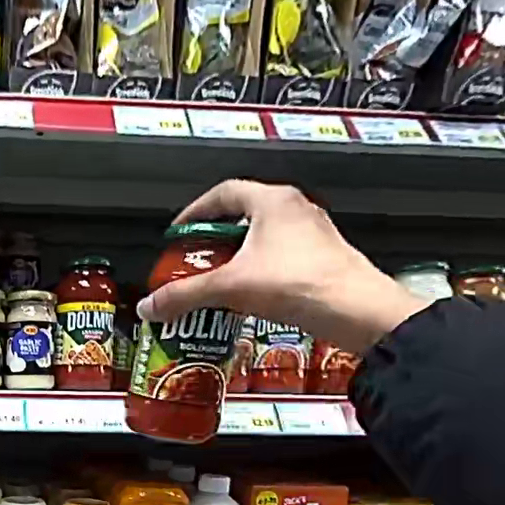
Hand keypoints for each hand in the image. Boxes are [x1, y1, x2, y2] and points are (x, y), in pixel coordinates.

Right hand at [136, 180, 428, 353]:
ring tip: (214, 280)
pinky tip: (244, 295)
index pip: (224, 193)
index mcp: (272, 201)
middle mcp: (294, 210)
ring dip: (235, 257)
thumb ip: (185, 295)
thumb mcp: (230, 287)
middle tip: (192, 260)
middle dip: (213, 238)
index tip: (178, 231)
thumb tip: (148, 307)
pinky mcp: (320, 259)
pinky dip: (255, 271)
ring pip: (262, 238)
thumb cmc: (298, 282)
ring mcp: (311, 235)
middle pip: (243, 215)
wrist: (356, 311)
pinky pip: (278, 258)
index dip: (195, 211)